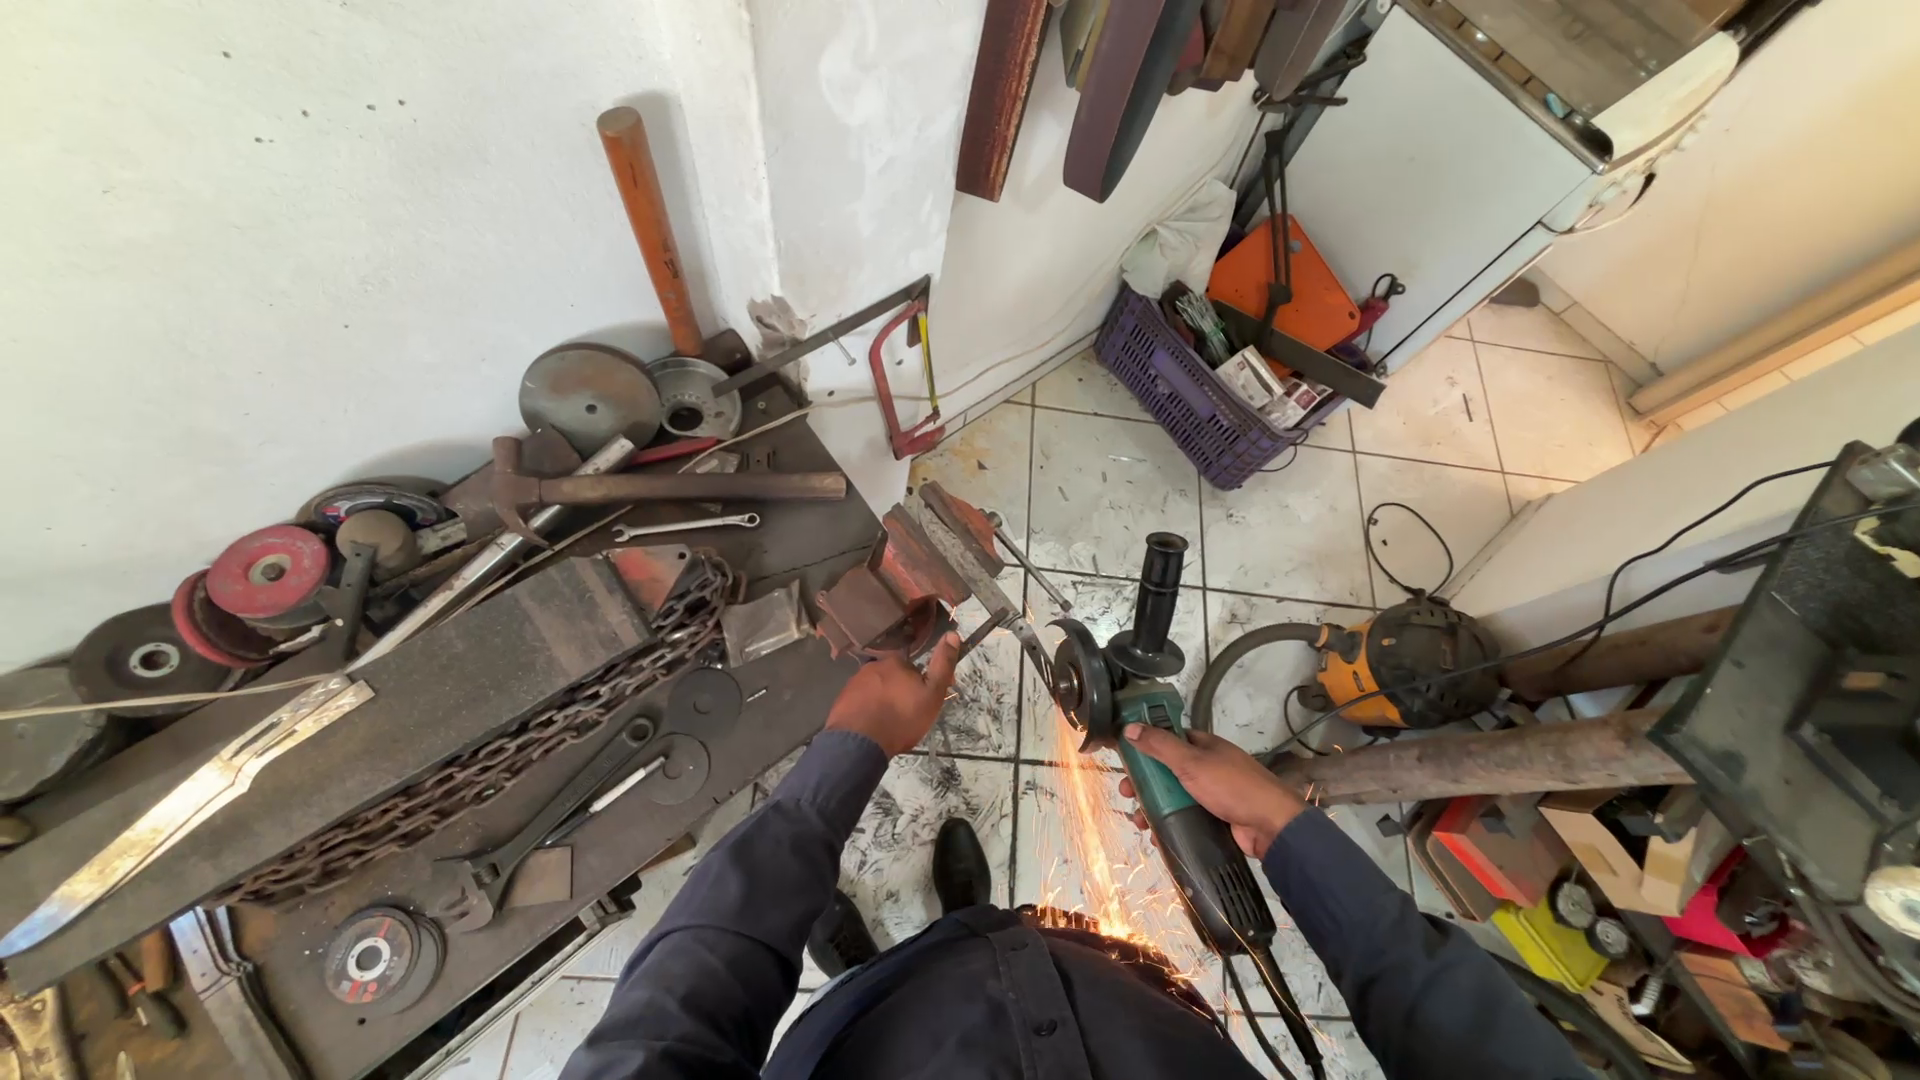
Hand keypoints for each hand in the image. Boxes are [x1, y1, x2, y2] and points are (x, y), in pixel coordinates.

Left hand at [823, 632, 961, 755]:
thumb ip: (943, 665)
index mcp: (896, 662)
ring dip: (883, 701)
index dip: (922, 685)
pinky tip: (872, 726)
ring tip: (889, 724)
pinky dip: (867, 710)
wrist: (860, 743)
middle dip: (900, 692)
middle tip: (907, 716)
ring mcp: (854, 682)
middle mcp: (873, 666)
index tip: (926, 703)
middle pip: (893, 678)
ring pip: (875, 690)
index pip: (914, 670)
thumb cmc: (902, 718)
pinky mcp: (842, 700)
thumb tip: (953, 634)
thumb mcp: (932, 693)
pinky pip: (860, 702)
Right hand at [1118, 726, 1306, 858]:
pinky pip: (1185, 819)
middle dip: (1144, 784)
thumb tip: (1129, 727)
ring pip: (1173, 798)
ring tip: (1140, 822)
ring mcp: (1212, 795)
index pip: (1169, 740)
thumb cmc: (1232, 786)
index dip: (1146, 747)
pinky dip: (1169, 826)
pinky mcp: (1214, 819)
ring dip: (1153, 808)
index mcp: (1204, 747)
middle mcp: (1207, 767)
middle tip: (1127, 795)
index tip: (1126, 760)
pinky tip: (1157, 837)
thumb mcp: (1192, 762)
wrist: (1272, 827)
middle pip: (1166, 772)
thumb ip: (1160, 745)